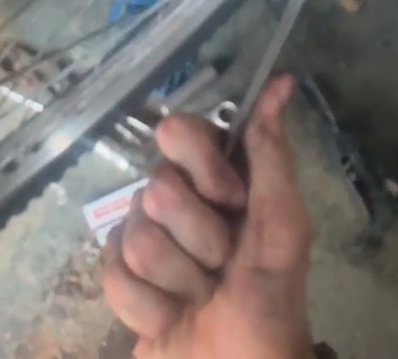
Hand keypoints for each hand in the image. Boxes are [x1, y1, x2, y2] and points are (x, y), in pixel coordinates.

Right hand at [102, 74, 312, 358]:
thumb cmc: (270, 300)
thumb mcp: (282, 228)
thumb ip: (270, 154)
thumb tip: (282, 81)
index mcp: (214, 176)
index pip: (179, 131)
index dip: (201, 166)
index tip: (228, 198)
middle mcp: (175, 196)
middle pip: (157, 187)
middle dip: (199, 237)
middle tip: (223, 263)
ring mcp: (142, 235)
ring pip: (137, 234)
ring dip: (180, 277)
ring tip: (203, 296)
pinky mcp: (119, 276)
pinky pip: (114, 272)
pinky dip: (151, 305)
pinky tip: (172, 315)